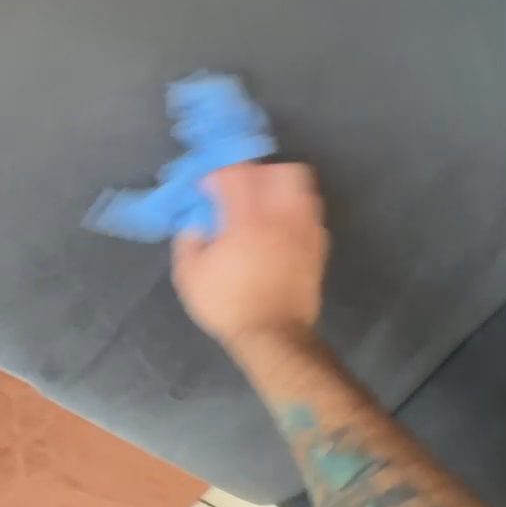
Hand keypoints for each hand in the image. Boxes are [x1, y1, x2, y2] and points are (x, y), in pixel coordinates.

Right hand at [171, 162, 328, 348]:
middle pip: (279, 171)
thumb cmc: (226, 303)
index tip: (205, 189)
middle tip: (237, 190)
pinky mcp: (317, 247)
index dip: (217, 174)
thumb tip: (197, 224)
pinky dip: (291, 210)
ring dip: (277, 188)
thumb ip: (189, 239)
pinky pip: (309, 213)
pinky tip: (275, 227)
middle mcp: (280, 218)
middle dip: (255, 173)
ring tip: (259, 205)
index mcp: (246, 221)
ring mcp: (304, 231)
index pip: (237, 174)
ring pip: (301, 188)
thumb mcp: (189, 273)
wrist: (272, 335)